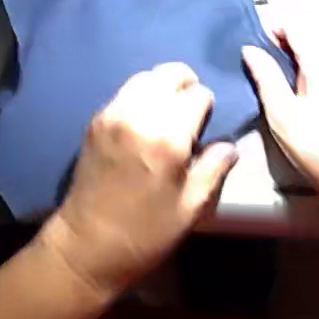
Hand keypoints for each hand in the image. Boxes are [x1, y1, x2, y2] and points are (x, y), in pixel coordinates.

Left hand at [38, 63, 238, 299]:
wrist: (87, 245)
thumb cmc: (146, 232)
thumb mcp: (192, 207)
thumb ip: (214, 168)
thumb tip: (230, 146)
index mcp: (167, 136)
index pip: (197, 94)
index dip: (207, 107)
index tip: (205, 126)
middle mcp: (138, 114)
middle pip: (169, 73)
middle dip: (185, 86)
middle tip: (190, 111)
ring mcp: (113, 113)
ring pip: (145, 77)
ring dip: (162, 86)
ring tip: (168, 112)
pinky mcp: (96, 119)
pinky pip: (124, 92)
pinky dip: (140, 95)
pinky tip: (145, 119)